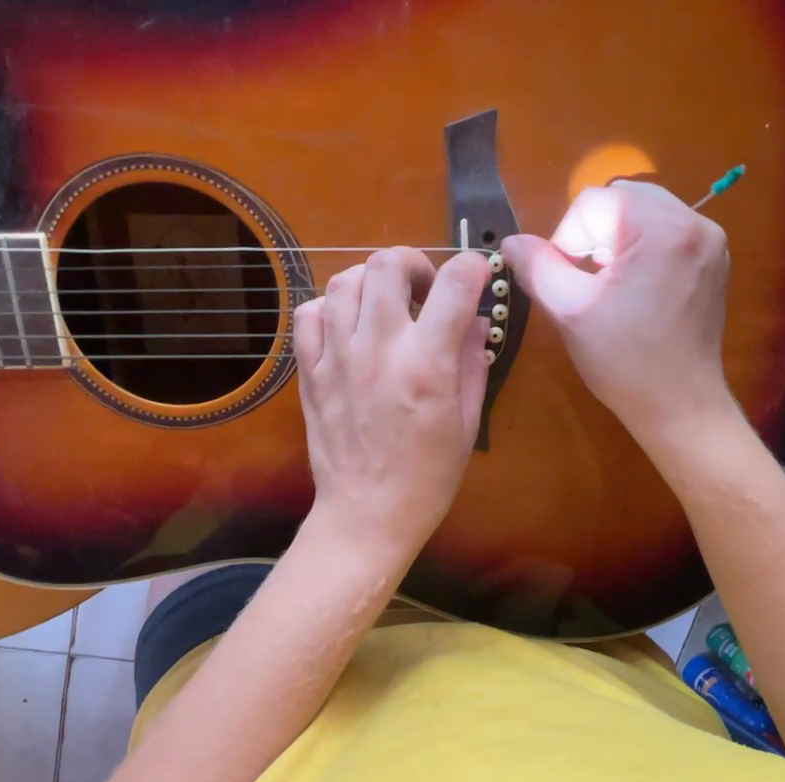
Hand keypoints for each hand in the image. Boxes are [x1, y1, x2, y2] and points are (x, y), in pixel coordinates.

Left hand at [292, 247, 491, 561]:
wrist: (366, 516)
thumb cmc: (427, 478)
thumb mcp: (468, 425)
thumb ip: (472, 363)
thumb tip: (473, 318)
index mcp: (427, 365)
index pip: (454, 284)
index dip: (472, 267)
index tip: (476, 276)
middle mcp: (379, 349)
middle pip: (388, 264)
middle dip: (414, 263)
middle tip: (424, 290)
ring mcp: (337, 358)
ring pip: (344, 280)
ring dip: (371, 281)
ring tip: (385, 304)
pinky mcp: (309, 373)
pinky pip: (308, 314)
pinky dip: (330, 307)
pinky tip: (347, 326)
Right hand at [502, 181, 735, 446]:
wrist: (679, 405)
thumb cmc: (624, 362)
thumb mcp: (570, 312)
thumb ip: (537, 268)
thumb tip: (511, 242)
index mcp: (662, 230)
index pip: (594, 202)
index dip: (566, 237)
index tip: (564, 279)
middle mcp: (695, 223)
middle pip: (623, 198)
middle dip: (593, 233)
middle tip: (584, 279)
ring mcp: (711, 241)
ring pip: (646, 213)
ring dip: (616, 239)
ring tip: (608, 285)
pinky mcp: (714, 261)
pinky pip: (668, 233)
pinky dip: (642, 250)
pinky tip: (633, 290)